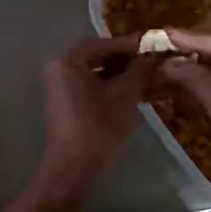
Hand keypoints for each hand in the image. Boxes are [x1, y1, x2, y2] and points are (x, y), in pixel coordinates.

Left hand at [39, 37, 154, 190]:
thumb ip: (139, 71)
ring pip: (94, 75)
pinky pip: (89, 90)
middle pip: (96, 58)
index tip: (149, 47)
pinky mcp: (65, 107)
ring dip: (119, 76)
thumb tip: (152, 57)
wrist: (73, 168)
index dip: (126, 44)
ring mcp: (59, 91)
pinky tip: (131, 96)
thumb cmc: (98, 127)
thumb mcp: (125, 95)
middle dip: (124, 61)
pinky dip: (109, 89)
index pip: (101, 43)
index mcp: (67, 63)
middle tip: (148, 64)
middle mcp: (58, 71)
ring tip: (144, 80)